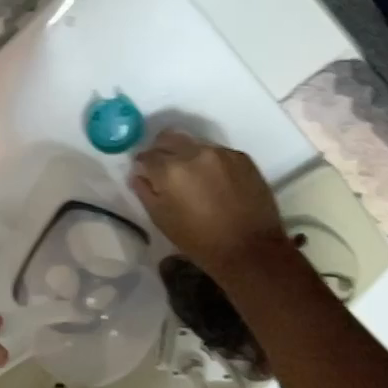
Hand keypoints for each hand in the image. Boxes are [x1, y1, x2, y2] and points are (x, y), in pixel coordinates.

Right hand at [129, 129, 287, 274]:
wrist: (249, 249)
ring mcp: (221, 152)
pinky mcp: (242, 157)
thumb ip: (145, 192)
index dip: (142, 165)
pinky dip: (209, 161)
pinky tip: (213, 181)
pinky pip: (217, 151)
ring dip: (186, 155)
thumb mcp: (161, 219)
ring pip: (194, 143)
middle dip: (161, 150)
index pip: (146, 155)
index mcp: (170, 170)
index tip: (144, 174)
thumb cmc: (198, 240)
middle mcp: (194, 153)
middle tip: (163, 170)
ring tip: (191, 176)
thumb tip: (138, 175)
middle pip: (168, 138)